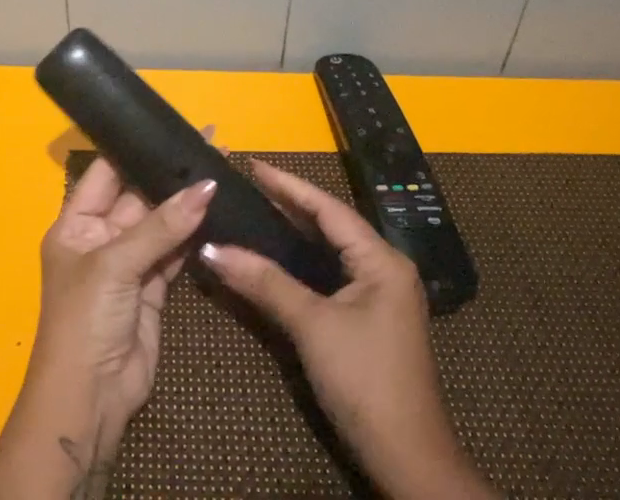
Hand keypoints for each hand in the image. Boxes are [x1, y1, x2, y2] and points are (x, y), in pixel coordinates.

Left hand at [0, 156, 214, 499]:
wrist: (90, 396)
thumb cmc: (85, 319)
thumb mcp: (116, 265)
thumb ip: (162, 226)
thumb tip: (207, 186)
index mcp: (75, 223)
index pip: (106, 173)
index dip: (134, 149)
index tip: (169, 125)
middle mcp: (100, 237)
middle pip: (137, 195)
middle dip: (169, 175)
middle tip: (210, 143)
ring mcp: (128, 263)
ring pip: (160, 223)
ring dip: (186, 202)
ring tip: (221, 168)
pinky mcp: (152, 288)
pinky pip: (174, 252)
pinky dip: (193, 235)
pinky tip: (217, 212)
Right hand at [200, 160, 494, 499]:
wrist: (405, 454)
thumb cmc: (363, 379)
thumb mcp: (312, 325)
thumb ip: (265, 282)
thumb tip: (214, 248)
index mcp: (382, 260)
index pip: (329, 209)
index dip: (289, 185)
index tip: (252, 165)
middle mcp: (386, 269)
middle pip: (332, 226)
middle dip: (291, 205)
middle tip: (248, 184)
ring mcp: (380, 296)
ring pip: (330, 252)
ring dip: (295, 234)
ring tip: (256, 210)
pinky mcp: (370, 319)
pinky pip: (331, 275)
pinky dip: (302, 263)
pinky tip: (277, 259)